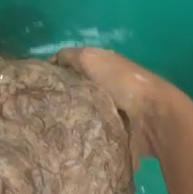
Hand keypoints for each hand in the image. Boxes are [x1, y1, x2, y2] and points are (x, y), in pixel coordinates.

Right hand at [53, 47, 187, 158]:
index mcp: (103, 66)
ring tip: (52, 124)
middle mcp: (108, 86)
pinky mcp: (118, 134)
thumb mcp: (90, 58)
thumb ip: (67, 57)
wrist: (154, 118)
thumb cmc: (121, 82)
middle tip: (41, 107)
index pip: (72, 67)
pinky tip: (68, 137)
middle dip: (62, 98)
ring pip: (84, 112)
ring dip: (72, 118)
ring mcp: (114, 111)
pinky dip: (84, 134)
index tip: (38, 85)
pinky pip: (94, 132)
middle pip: (77, 91)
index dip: (55, 73)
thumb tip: (50, 63)